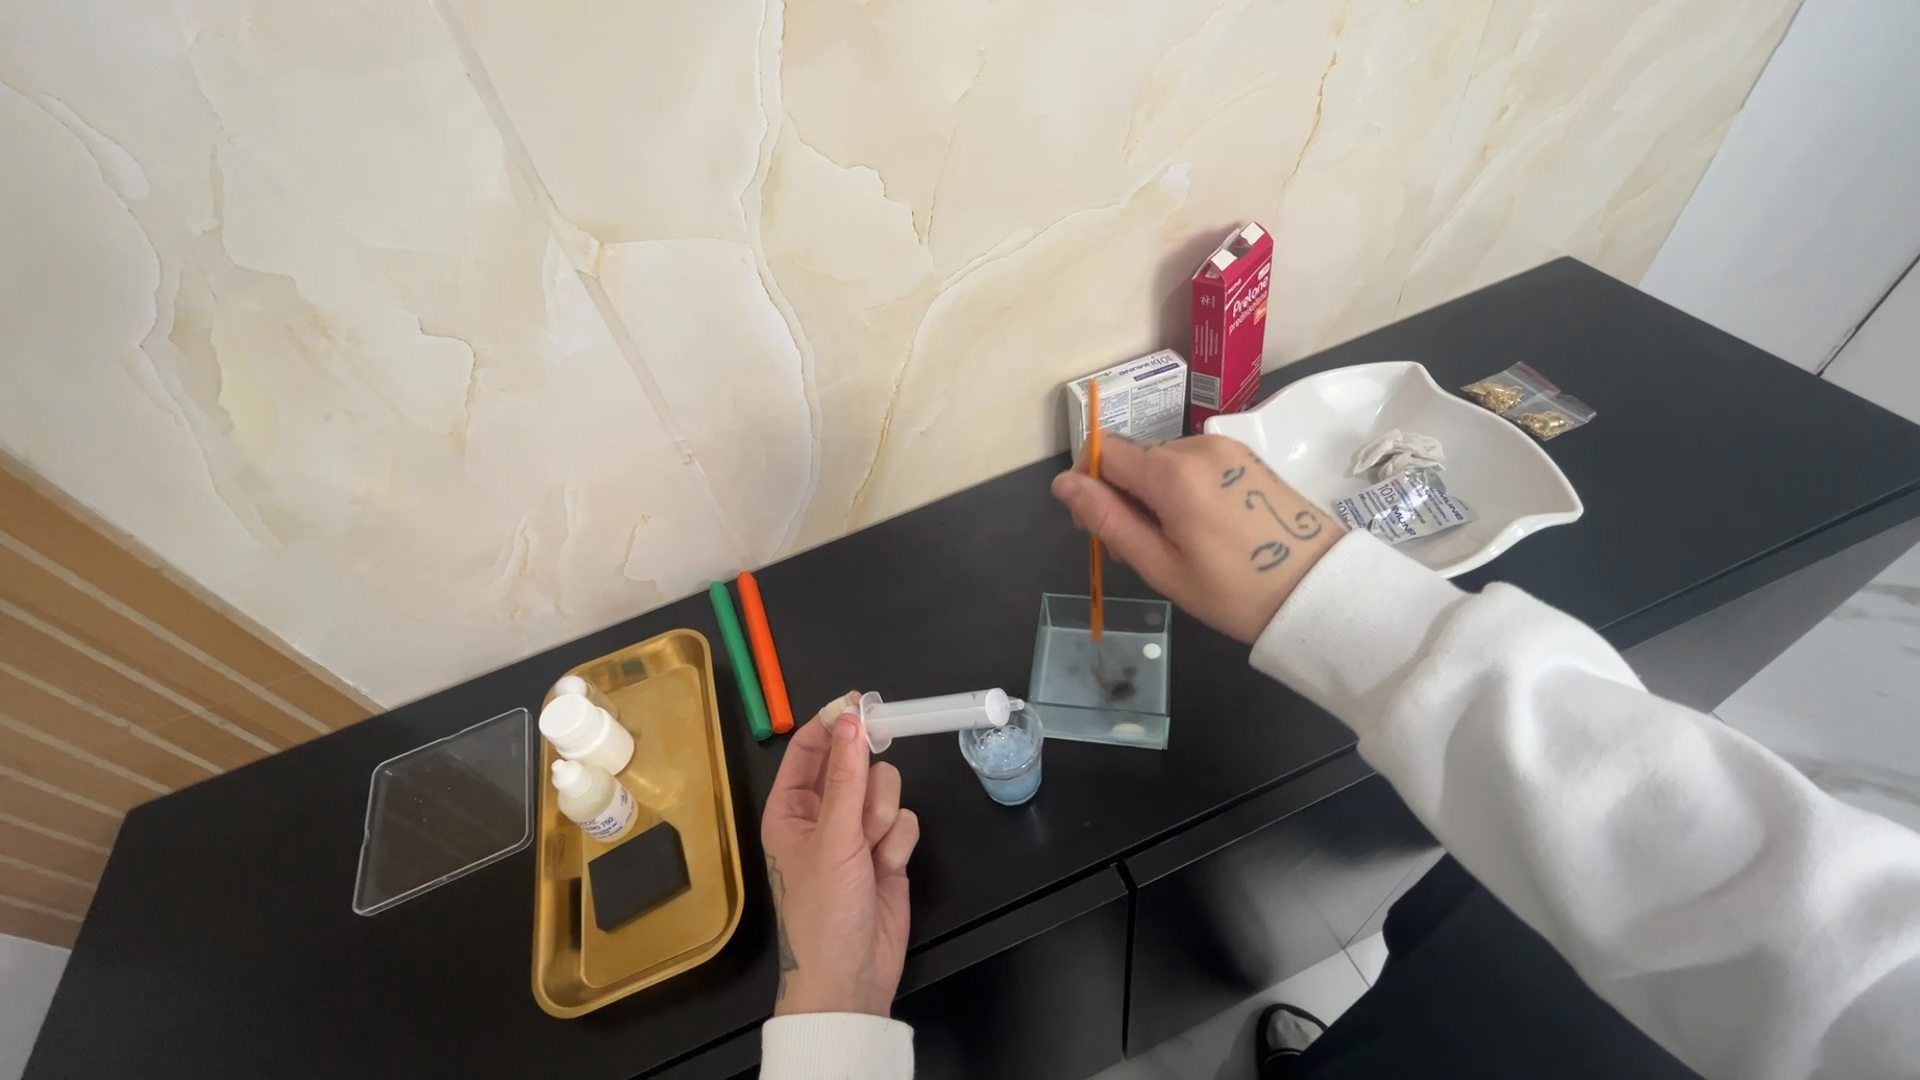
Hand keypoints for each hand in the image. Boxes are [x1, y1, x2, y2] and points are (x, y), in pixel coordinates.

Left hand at [761, 701, 920, 1016]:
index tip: (860, 703)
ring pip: (886, 789)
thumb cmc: (823, 909)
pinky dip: (898, 842)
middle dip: (867, 785)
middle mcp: (824, 813)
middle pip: (857, 763)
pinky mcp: (888, 849)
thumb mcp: (832, 837)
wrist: (852, 977)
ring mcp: (858, 831)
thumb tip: (850, 718)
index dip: (833, 723)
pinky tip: (886, 869)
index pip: (809, 748)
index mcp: (791, 806)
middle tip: (865, 798)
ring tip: (870, 852)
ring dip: (882, 819)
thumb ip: (846, 774)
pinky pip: (904, 819)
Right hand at [1051, 435, 1344, 642]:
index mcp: (1173, 472)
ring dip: (1148, 494)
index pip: (1102, 450)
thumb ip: (1107, 518)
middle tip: (1132, 548)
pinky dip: (1177, 490)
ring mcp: (1224, 448)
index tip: (1097, 525)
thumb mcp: (1159, 564)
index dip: (1087, 482)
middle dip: (1118, 494)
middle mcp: (1197, 445)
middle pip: (1131, 457)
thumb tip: (1062, 483)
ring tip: (1169, 543)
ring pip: (1159, 461)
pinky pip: (1189, 464)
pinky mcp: (1243, 457)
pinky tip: (1195, 527)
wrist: (1318, 592)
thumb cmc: (1233, 591)